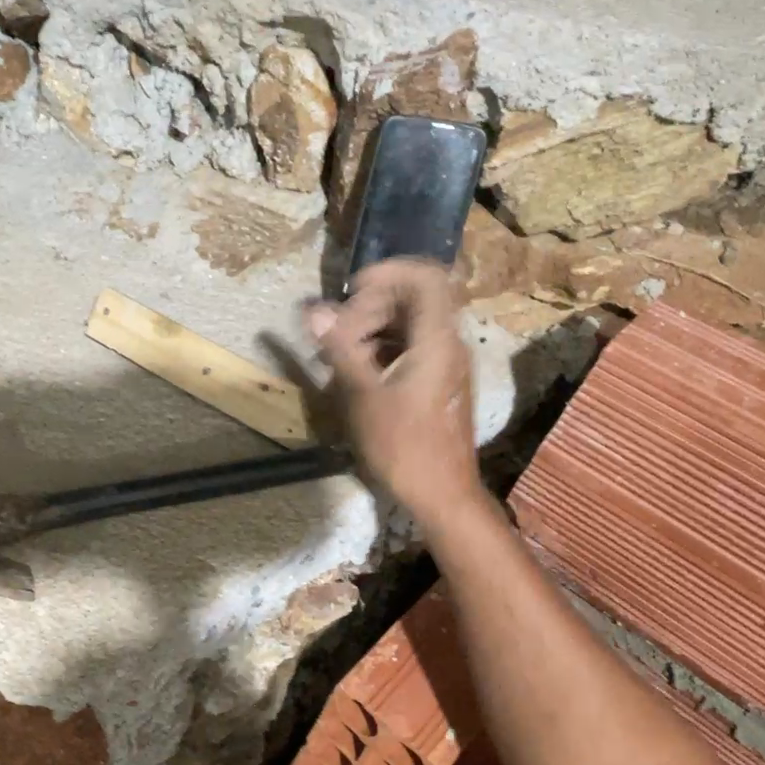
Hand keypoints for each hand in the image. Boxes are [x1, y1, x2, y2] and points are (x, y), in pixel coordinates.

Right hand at [306, 259, 482, 527]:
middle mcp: (448, 344)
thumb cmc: (403, 446)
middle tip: (337, 331)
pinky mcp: (438, 383)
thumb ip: (341, 348)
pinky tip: (355, 372)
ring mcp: (446, 364)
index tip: (351, 288)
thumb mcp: (363, 396)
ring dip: (372, 328)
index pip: (426, 277)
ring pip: (410, 325)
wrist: (441, 493)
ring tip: (338, 353)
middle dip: (371, 305)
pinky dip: (382, 349)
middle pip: (414, 299)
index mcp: (436, 340)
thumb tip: (315, 312)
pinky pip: (411, 348)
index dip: (389, 271)